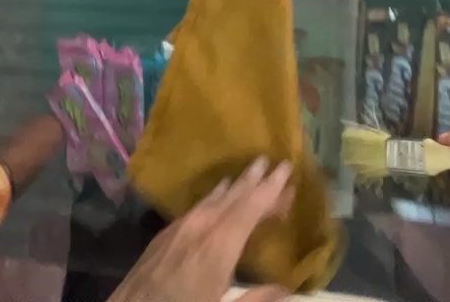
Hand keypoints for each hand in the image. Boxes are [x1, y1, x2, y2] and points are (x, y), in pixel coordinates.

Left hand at [112, 157, 294, 301]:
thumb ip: (255, 299)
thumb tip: (285, 286)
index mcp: (217, 247)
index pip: (249, 209)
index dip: (269, 188)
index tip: (285, 167)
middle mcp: (198, 228)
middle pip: (231, 197)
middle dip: (253, 180)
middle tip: (272, 162)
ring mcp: (178, 228)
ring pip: (212, 199)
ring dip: (234, 186)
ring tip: (251, 172)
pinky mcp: (164, 234)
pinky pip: (197, 206)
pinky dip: (214, 197)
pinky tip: (218, 194)